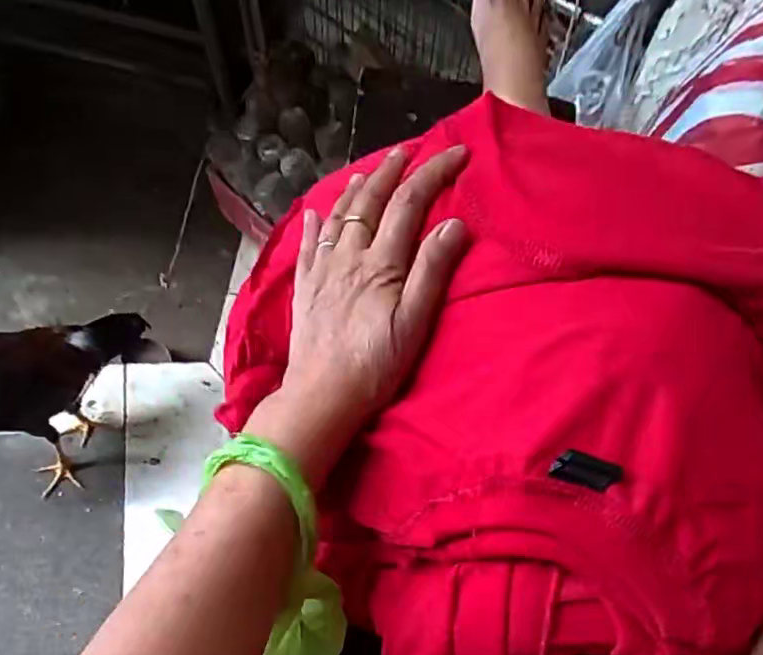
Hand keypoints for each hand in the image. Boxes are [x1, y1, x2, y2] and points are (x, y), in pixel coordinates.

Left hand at [244, 144, 471, 486]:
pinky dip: (315, 224)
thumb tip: (454, 224)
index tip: (457, 154)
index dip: (434, 173)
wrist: (323, 394)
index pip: (410, 203)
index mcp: (381, 264)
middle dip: (392, 170)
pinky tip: (316, 213)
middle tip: (408, 151)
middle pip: (370, 201)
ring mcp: (322, 271)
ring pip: (338, 216)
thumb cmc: (374, 367)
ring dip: (356, 189)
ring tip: (368, 173)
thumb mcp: (414, 324)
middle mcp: (349, 257)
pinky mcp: (305, 289)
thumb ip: (432, 272)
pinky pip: (308, 245)